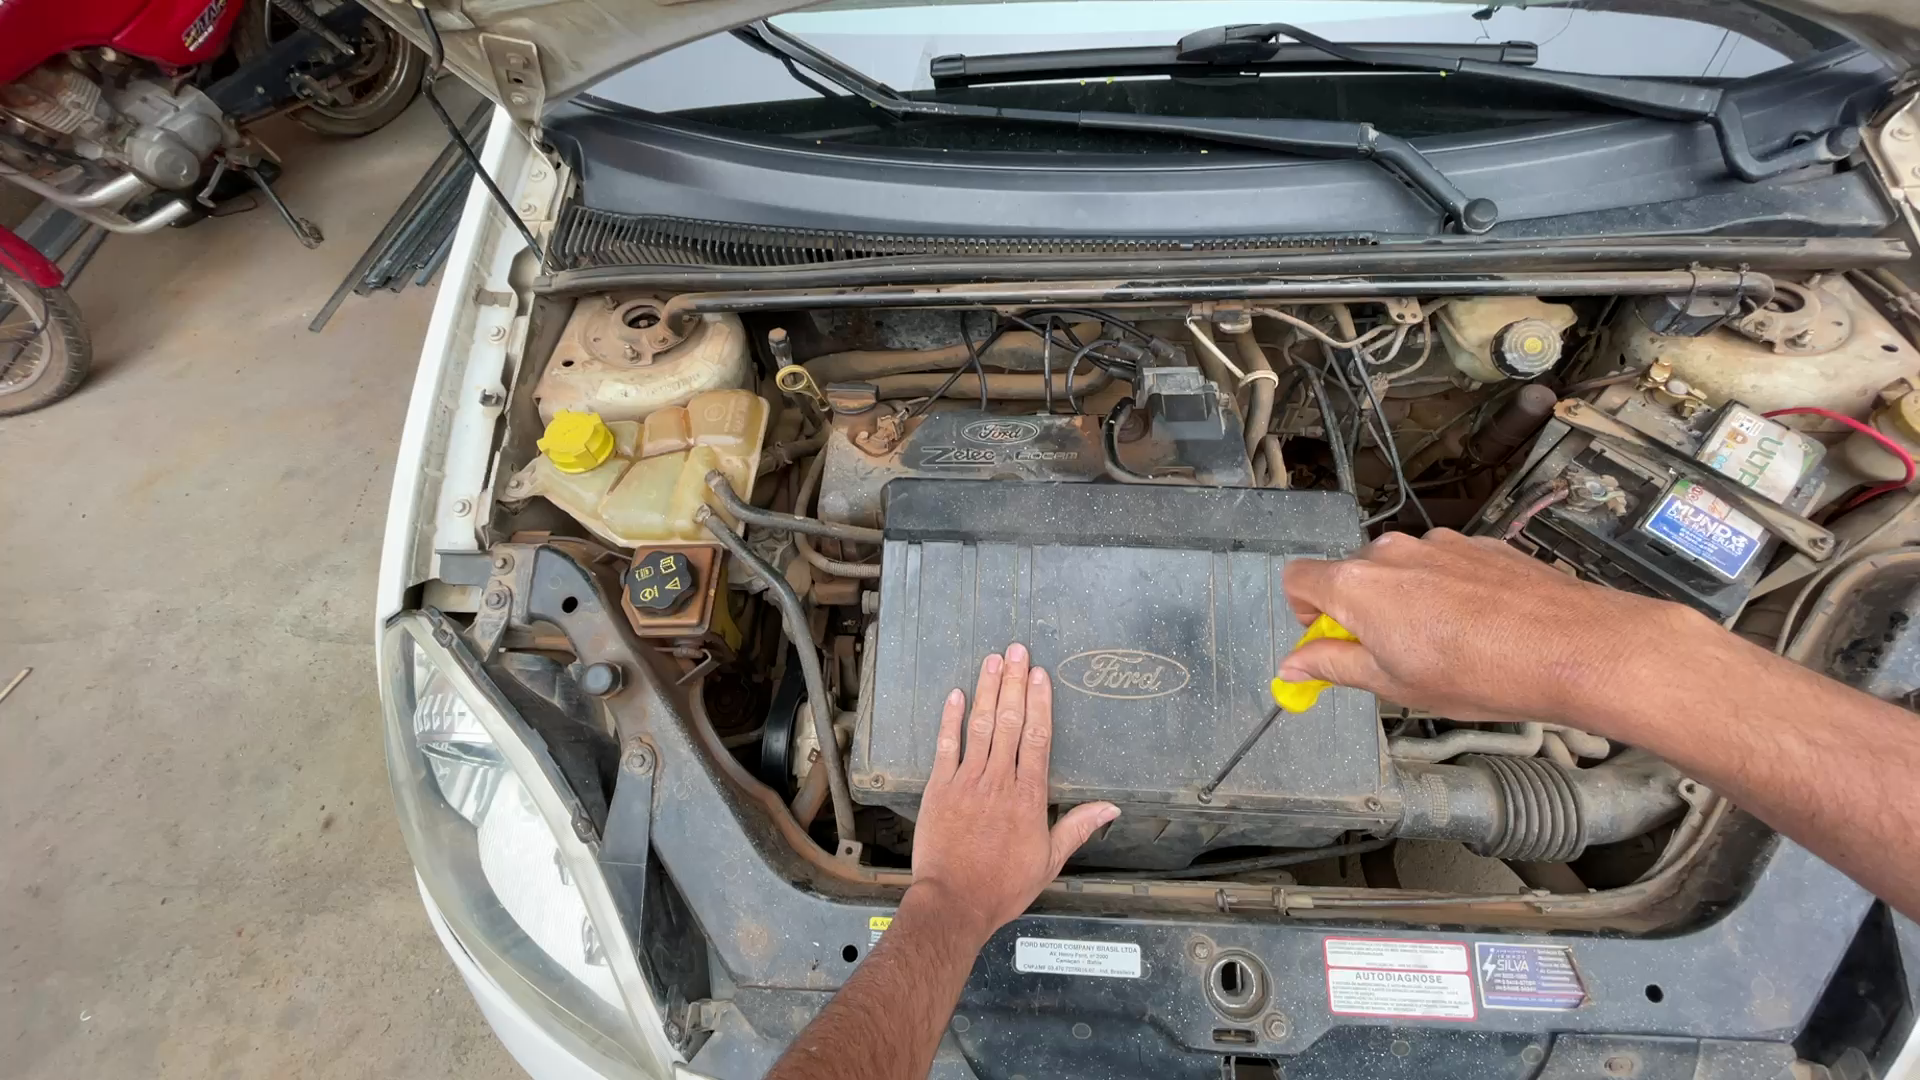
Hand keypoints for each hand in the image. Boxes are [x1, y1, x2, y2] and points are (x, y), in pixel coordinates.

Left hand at [908, 643, 1119, 947]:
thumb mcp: (1049, 861)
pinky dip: (950, 719)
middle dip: (1014, 682)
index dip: (1039, 702)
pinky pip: (946, 745)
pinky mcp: (940, 786)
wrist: (953, 903)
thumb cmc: (1003, 885)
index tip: (1040, 674)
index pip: (1037, 737)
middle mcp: (999, 779)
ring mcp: (967, 780)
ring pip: (980, 726)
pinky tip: (956, 694)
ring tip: (992, 660)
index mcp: (1028, 795)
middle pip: (1009, 721)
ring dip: (987, 690)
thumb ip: (1077, 828)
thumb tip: (1110, 808)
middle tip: (1017, 650)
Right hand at [1280, 529, 1711, 728]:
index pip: (1296, 579)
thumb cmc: (1480, 674)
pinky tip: (1480, 623)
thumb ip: (1331, 666)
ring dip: (1403, 597)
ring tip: (1447, 640)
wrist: (1581, 648)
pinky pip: (1440, 562)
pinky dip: (1445, 588)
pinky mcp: (1478, 543)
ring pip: (1397, 569)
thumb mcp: (1392, 684)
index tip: (1329, 638)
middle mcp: (1388, 553)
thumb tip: (1290, 665)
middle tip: (1391, 650)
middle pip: (1348, 574)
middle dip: (1357, 609)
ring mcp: (1437, 542)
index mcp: (1356, 586)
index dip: (1303, 611)